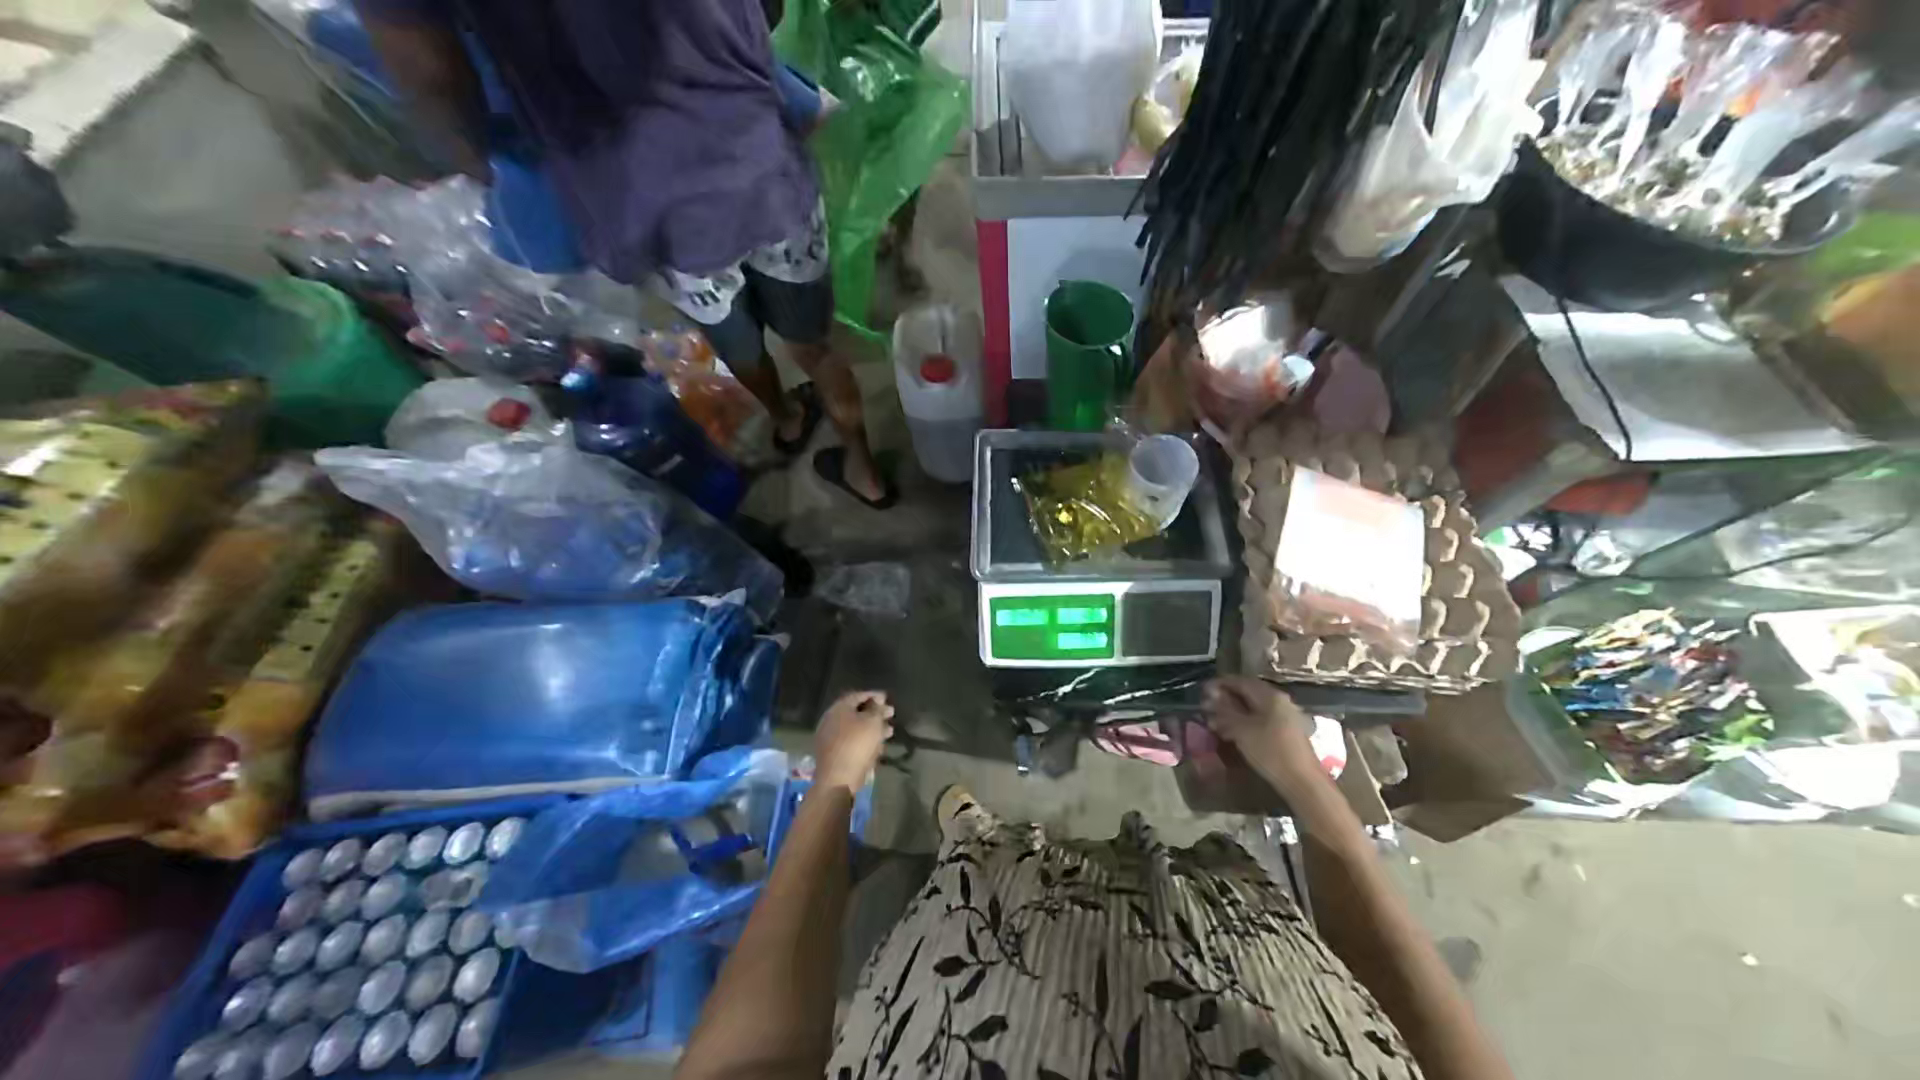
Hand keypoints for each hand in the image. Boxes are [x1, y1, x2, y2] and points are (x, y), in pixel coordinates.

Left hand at [814, 690, 893, 790]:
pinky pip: (852, 741)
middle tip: (890, 714)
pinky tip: (878, 745)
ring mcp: (830, 737)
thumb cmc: (857, 744)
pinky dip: (865, 740)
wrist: (838, 778)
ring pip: (855, 728)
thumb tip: (879, 701)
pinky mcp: (833, 753)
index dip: (874, 696)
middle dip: (875, 713)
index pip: (858, 696)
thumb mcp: (873, 722)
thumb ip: (878, 709)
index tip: (887, 698)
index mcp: (838, 708)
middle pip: (856, 712)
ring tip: (889, 731)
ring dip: (873, 728)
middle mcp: (831, 720)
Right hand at [1205, 677, 1361, 845]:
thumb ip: (1224, 710)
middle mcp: (1279, 701)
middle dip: (1225, 699)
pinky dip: (1244, 721)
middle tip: (1206, 708)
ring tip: (1214, 722)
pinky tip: (1231, 732)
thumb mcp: (1241, 729)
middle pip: (1247, 693)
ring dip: (1233, 712)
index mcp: (1269, 696)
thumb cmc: (1270, 751)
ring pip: (1253, 707)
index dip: (1219, 684)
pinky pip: (1260, 718)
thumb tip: (1210, 696)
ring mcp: (1285, 715)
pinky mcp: (1285, 731)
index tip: (1201, 692)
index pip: (1239, 681)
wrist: (1302, 781)